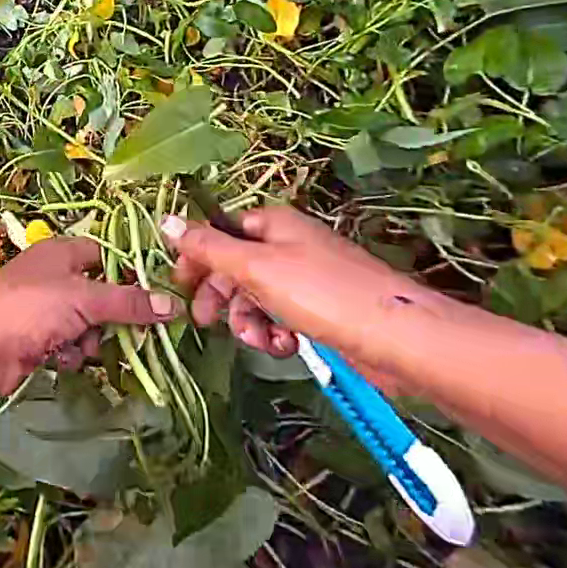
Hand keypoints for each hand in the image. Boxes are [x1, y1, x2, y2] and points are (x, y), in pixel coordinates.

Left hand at [0, 236, 180, 377]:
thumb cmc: (32, 309)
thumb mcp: (85, 299)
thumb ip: (128, 302)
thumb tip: (173, 305)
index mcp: (60, 251)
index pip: (106, 254)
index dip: (130, 273)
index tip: (157, 296)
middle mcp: (51, 274)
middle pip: (98, 291)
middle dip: (111, 315)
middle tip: (129, 333)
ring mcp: (41, 306)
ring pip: (85, 320)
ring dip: (91, 337)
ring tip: (85, 348)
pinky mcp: (34, 336)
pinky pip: (67, 341)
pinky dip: (71, 351)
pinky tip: (65, 360)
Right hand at [160, 206, 424, 359]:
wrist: (400, 340)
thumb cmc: (323, 293)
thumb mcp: (255, 268)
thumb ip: (208, 247)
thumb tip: (166, 221)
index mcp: (272, 225)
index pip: (219, 232)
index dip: (197, 257)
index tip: (181, 285)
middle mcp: (287, 246)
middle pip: (234, 266)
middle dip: (221, 295)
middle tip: (205, 321)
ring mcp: (305, 279)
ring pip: (255, 297)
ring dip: (247, 320)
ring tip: (259, 340)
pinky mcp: (320, 311)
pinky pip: (280, 317)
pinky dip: (274, 332)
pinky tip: (283, 346)